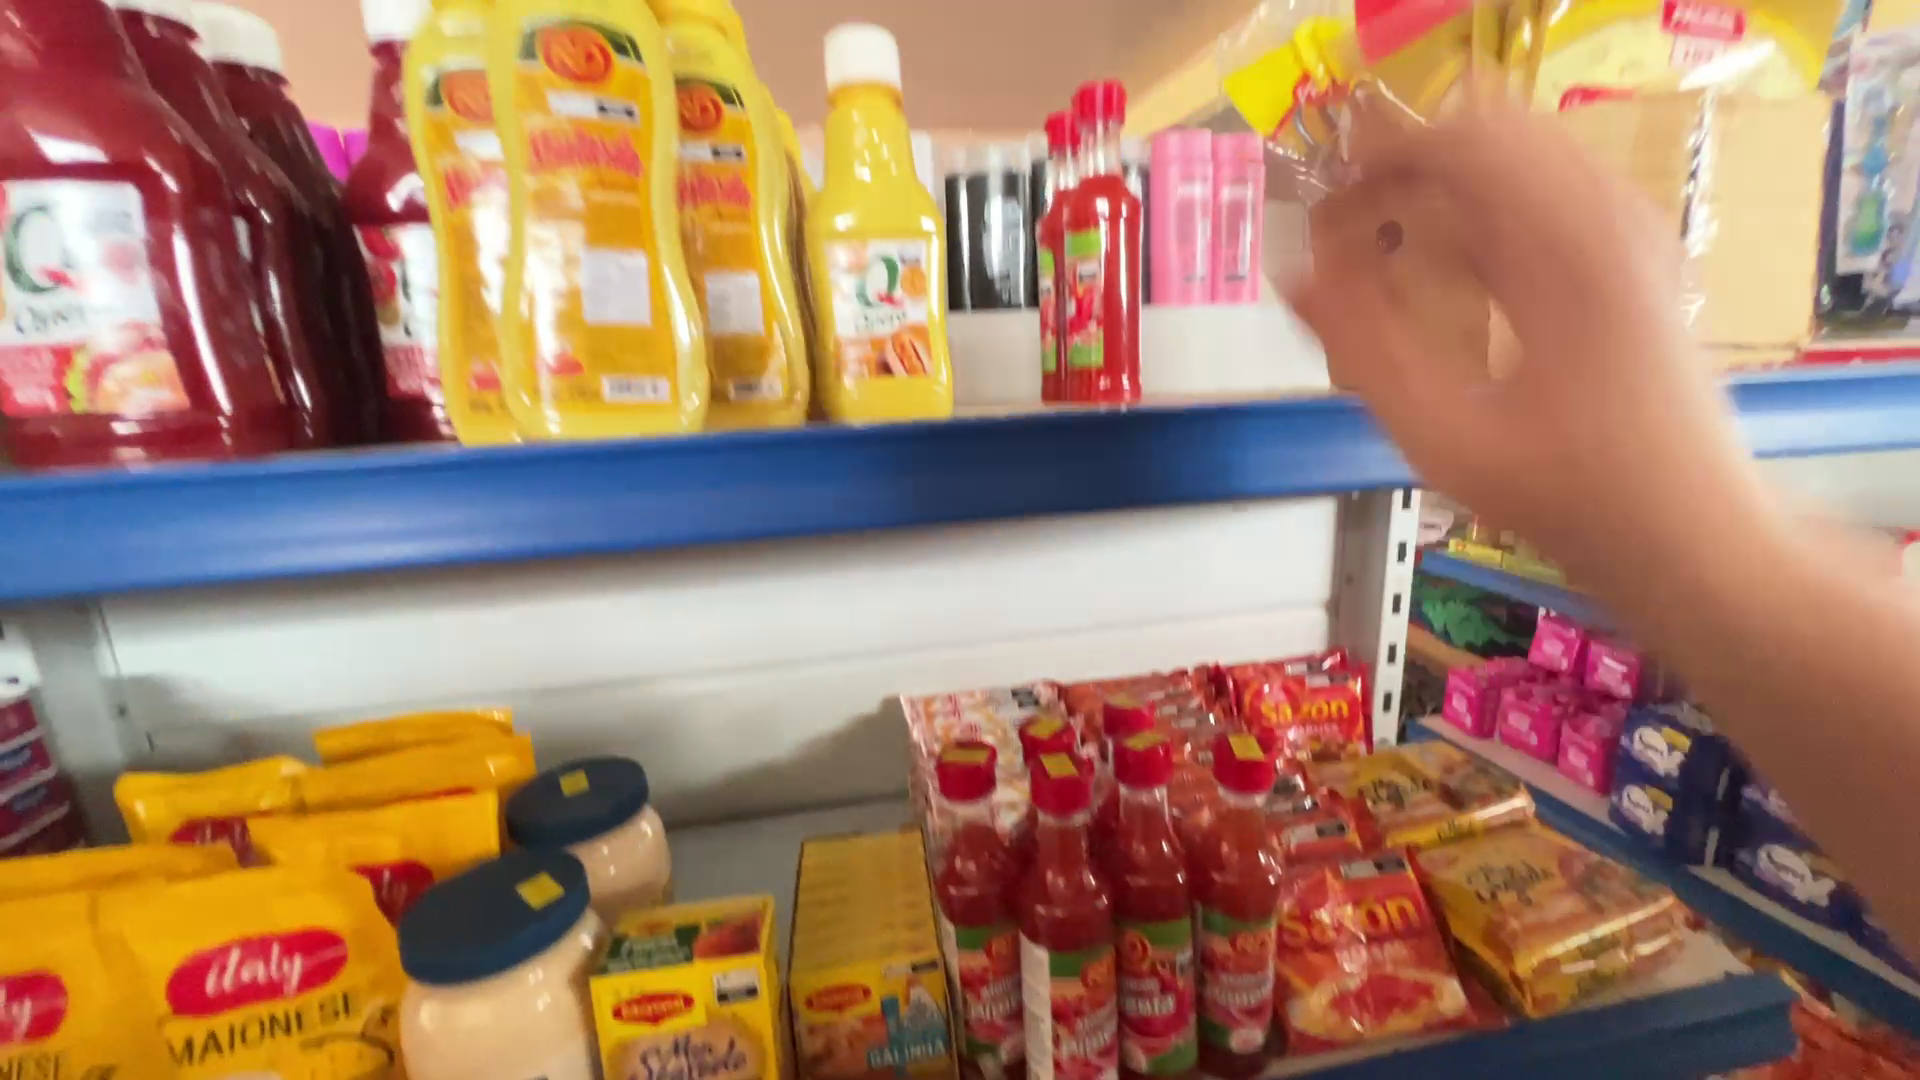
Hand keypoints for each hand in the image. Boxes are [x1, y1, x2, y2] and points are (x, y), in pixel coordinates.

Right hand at [1287, 88, 1783, 579]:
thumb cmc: (1559, 489)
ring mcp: (1628, 239)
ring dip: (1438, 189)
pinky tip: (1437, 264)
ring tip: (1374, 239)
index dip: (1382, 154)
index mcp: (1567, 250)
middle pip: (1493, 138)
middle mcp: (1609, 223)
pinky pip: (1540, 201)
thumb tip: (1294, 277)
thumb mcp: (1438, 428)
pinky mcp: (1628, 264)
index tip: (1322, 190)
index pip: (1466, 144)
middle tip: (1342, 218)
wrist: (1683, 528)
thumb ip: (1362, 345)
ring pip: (1518, 164)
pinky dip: (1476, 213)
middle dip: (1406, 167)